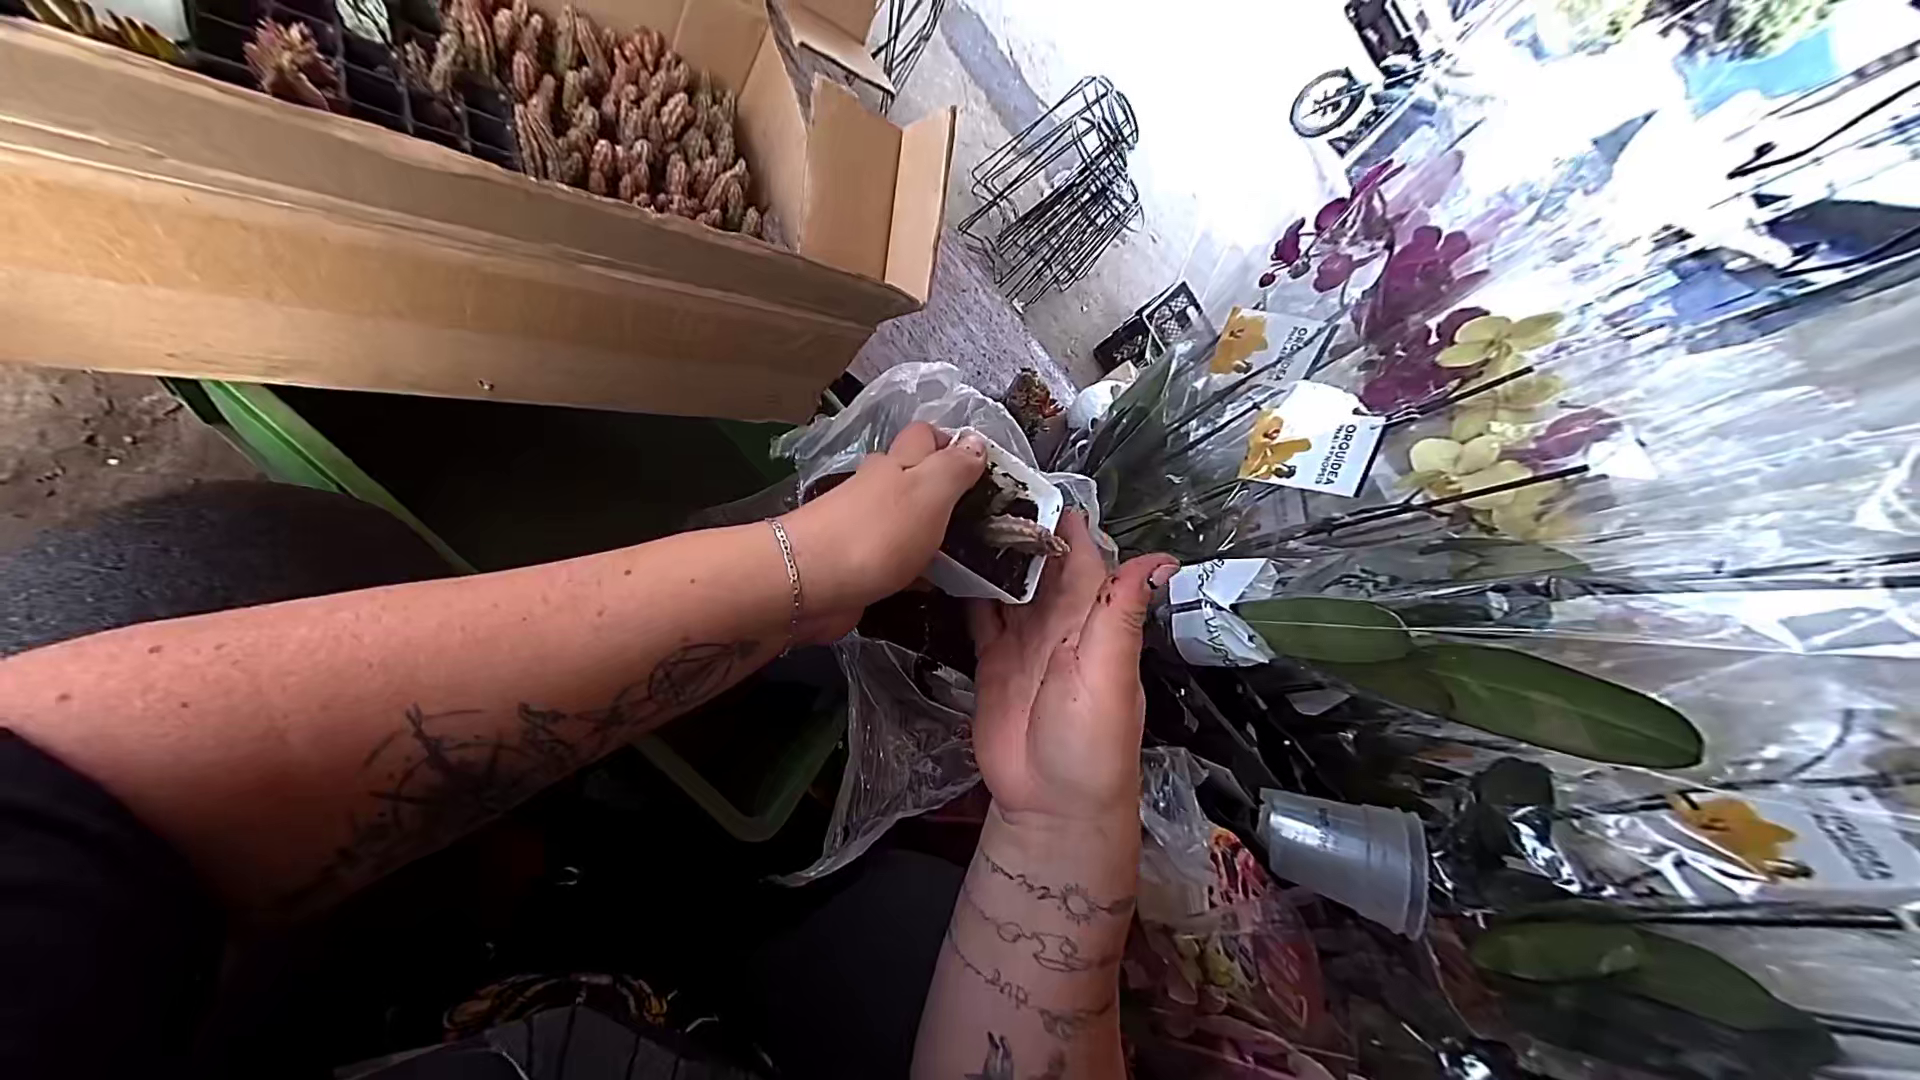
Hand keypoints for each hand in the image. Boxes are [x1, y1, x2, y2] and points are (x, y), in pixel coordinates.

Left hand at [780, 422, 986, 642]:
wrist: (808, 583)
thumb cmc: (875, 534)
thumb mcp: (928, 492)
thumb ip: (955, 467)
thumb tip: (976, 440)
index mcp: (897, 464)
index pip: (927, 436)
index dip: (954, 444)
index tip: (985, 469)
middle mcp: (879, 488)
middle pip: (917, 478)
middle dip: (947, 492)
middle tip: (983, 515)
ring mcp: (866, 526)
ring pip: (909, 521)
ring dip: (934, 532)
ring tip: (971, 553)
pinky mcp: (859, 563)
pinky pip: (898, 558)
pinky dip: (918, 567)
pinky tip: (936, 582)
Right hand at [968, 512, 1177, 827]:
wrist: (1050, 804)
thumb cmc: (1091, 743)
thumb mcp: (1111, 674)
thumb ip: (1122, 615)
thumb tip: (1160, 558)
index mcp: (1092, 620)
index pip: (1080, 558)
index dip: (1061, 523)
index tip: (1034, 484)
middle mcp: (1058, 623)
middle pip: (1038, 567)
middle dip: (1018, 531)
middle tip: (984, 491)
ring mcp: (1023, 641)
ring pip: (1008, 586)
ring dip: (992, 556)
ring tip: (963, 518)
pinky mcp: (993, 661)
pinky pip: (982, 617)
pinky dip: (971, 592)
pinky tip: (952, 566)